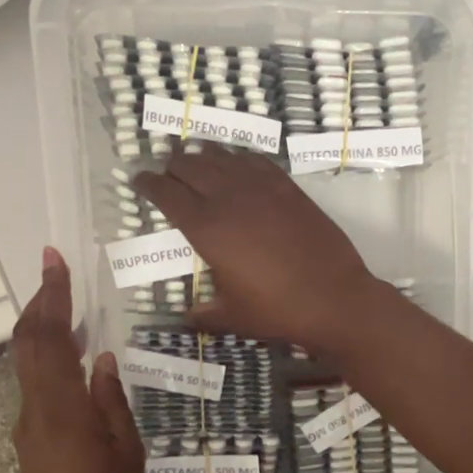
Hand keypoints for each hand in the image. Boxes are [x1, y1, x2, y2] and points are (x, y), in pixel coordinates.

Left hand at [11, 249, 143, 472]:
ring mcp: (27, 423)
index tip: (53, 260)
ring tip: (66, 310)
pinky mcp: (30, 438)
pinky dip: (48, 359)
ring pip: (26, 363)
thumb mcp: (127, 449)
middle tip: (55, 273)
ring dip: (41, 330)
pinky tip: (73, 363)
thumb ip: (112, 400)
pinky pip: (36, 385)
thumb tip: (105, 361)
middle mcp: (36, 407)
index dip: (52, 296)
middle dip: (39, 303)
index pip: (51, 337)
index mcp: (63, 406)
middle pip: (27, 342)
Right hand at [133, 145, 391, 352]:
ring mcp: (261, 189)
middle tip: (166, 170)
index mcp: (206, 229)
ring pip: (222, 157)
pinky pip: (256, 161)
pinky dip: (239, 158)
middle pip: (190, 166)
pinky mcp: (288, 188)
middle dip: (172, 165)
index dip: (148, 184)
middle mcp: (228, 199)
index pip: (166, 194)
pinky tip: (236, 161)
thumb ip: (203, 315)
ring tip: (195, 156)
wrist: (333, 298)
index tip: (138, 180)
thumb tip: (185, 318)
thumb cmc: (277, 311)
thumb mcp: (232, 318)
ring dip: (203, 155)